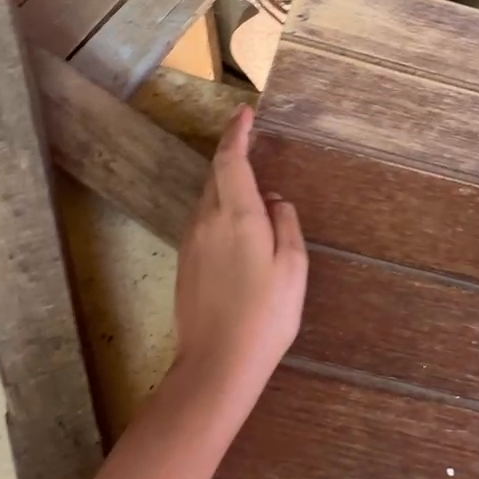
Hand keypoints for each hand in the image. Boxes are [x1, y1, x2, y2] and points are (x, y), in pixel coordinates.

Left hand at [171, 106, 308, 398]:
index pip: (231, 159)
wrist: (216, 365)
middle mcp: (207, 220)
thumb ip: (286, 224)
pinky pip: (204, 221)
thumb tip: (276, 201)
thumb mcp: (292, 267)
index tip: (245, 112)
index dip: (237, 132)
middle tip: (255, 147)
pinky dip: (221, 210)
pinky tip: (240, 230)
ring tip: (255, 193)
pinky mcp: (185, 263)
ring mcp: (191, 242)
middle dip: (234, 156)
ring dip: (228, 185)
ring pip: (208, 198)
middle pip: (216, 175)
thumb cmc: (265, 316)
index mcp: (237, 215)